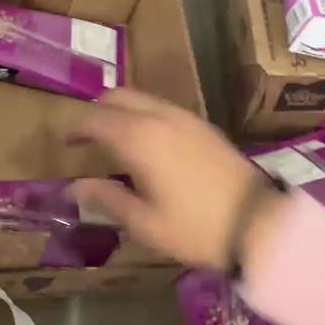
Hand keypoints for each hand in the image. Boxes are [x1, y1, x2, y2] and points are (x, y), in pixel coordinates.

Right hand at [69, 88, 287, 272]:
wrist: (259, 223)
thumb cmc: (196, 228)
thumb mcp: (144, 223)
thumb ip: (107, 199)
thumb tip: (74, 187)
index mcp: (140, 138)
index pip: (96, 118)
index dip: (76, 128)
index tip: (66, 143)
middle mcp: (161, 117)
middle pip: (118, 96)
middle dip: (97, 111)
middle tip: (87, 137)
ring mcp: (186, 118)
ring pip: (143, 99)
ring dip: (122, 111)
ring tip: (114, 141)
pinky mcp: (204, 126)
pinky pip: (164, 108)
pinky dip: (145, 116)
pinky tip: (147, 144)